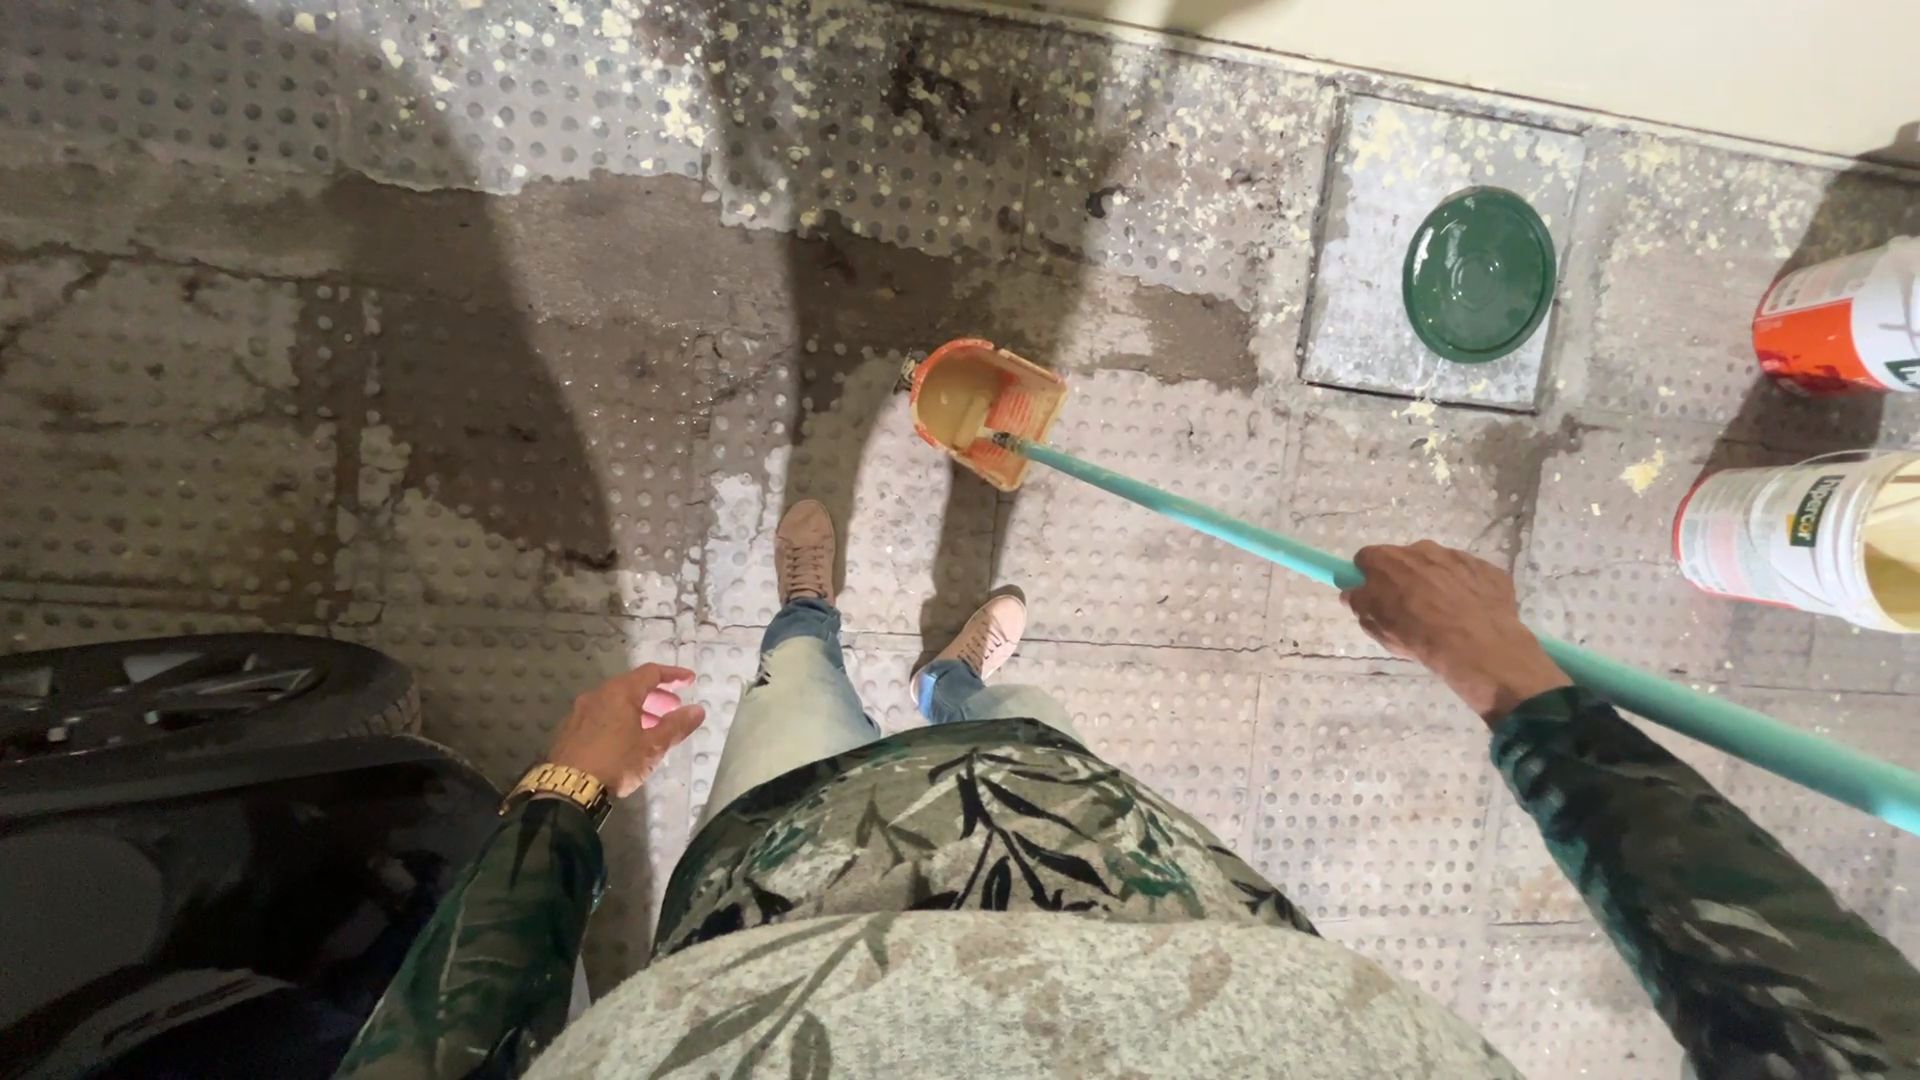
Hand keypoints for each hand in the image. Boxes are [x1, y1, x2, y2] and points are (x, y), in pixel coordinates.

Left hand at [546, 663, 705, 797]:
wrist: (567, 790)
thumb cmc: (616, 762)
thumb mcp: (653, 746)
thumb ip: (676, 725)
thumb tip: (697, 710)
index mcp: (620, 693)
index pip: (651, 673)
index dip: (673, 675)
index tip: (690, 680)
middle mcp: (598, 695)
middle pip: (632, 686)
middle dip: (656, 696)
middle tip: (672, 709)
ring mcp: (580, 712)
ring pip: (615, 702)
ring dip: (638, 709)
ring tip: (651, 728)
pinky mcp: (569, 730)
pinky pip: (601, 715)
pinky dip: (619, 719)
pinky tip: (625, 740)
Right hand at [1341, 541, 1570, 724]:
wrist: (1477, 645)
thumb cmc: (1415, 633)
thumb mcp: (1374, 624)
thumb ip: (1359, 602)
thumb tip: (1353, 592)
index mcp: (1387, 559)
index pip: (1366, 558)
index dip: (1366, 575)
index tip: (1371, 593)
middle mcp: (1421, 549)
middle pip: (1403, 559)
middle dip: (1402, 577)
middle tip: (1407, 605)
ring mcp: (1458, 557)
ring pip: (1437, 565)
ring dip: (1434, 580)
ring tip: (1442, 611)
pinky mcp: (1488, 569)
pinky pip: (1468, 575)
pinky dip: (1464, 588)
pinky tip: (1468, 611)